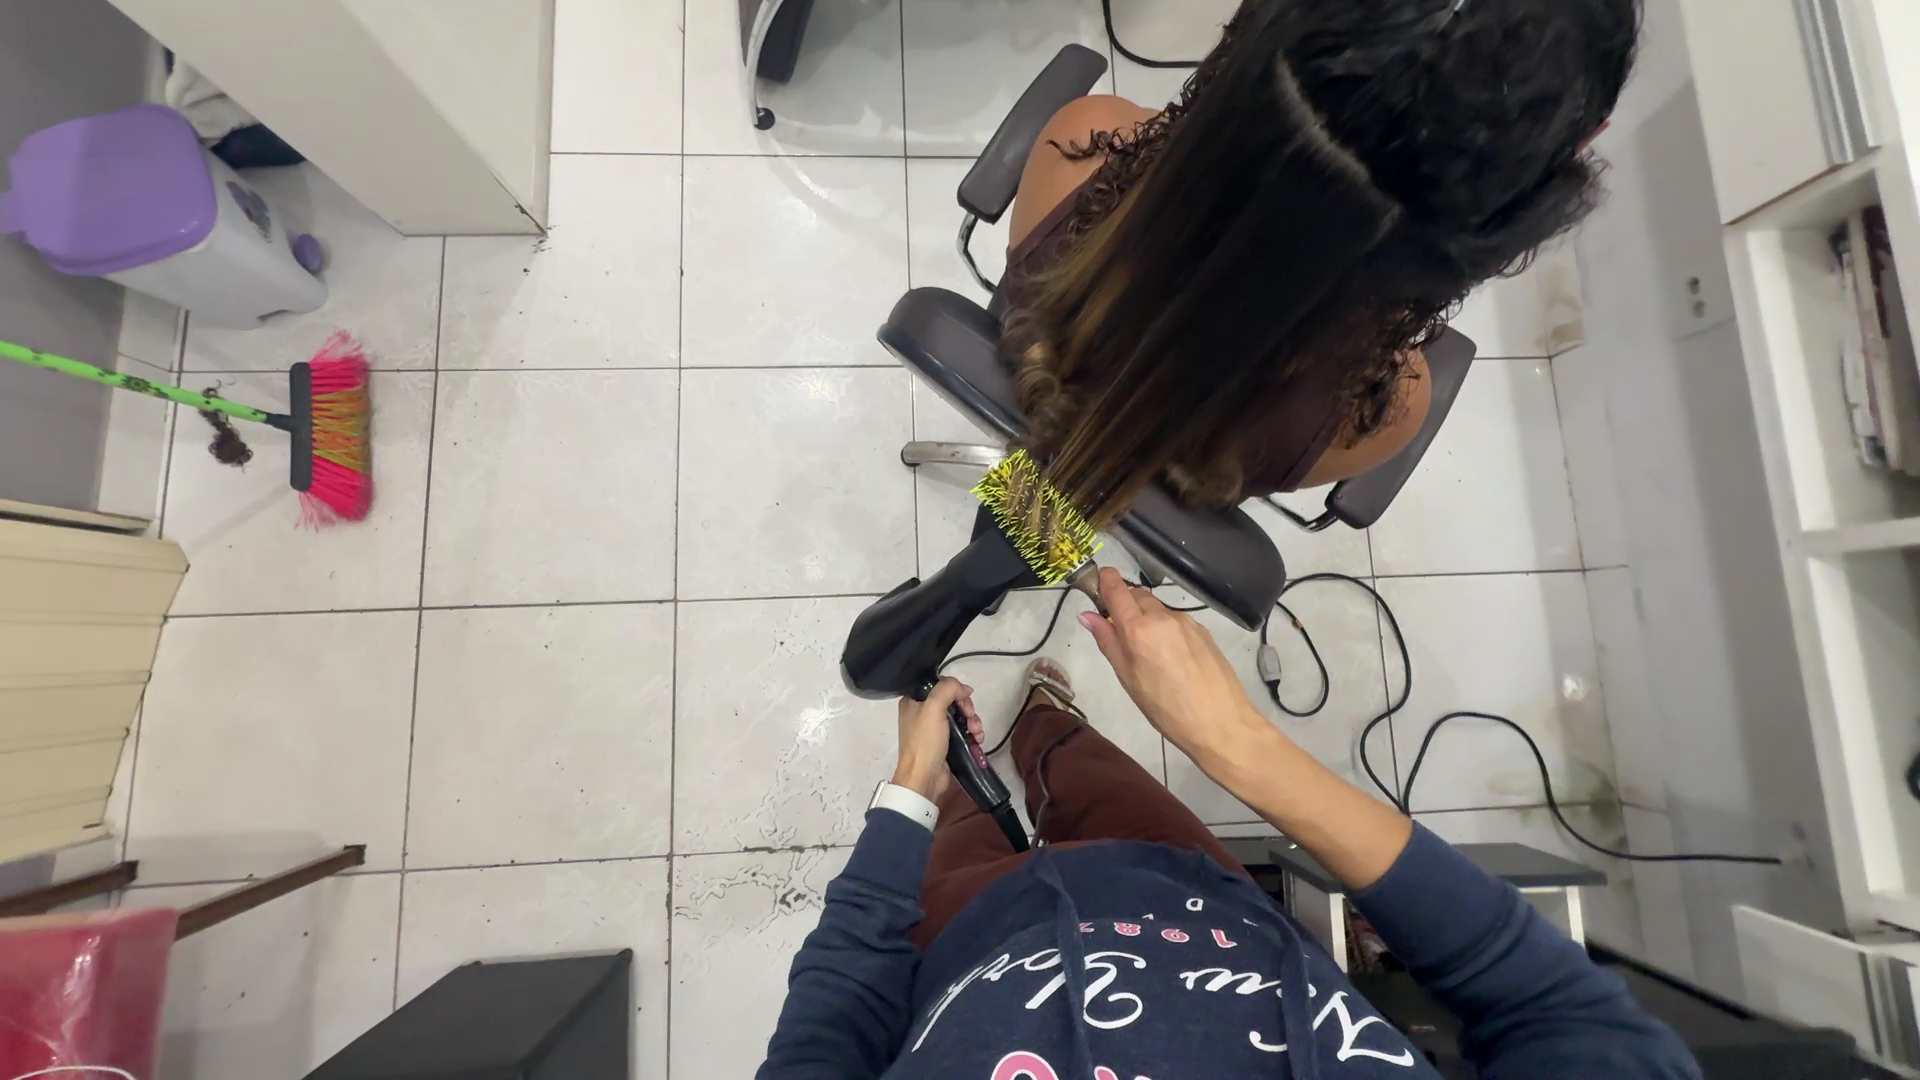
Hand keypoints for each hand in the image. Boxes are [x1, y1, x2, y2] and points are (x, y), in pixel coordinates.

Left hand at [894, 677, 982, 799]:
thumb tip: (965, 688)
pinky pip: (962, 731)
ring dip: (972, 722)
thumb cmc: (925, 741)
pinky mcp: (945, 743)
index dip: (955, 689)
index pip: (938, 684)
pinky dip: (972, 733)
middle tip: (971, 717)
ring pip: (960, 716)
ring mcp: (934, 729)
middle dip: (966, 708)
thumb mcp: (934, 708)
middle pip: (952, 700)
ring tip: (977, 733)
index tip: (965, 698)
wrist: (924, 778)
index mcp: (914, 701)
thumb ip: (948, 689)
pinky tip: (978, 739)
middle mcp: (922, 712)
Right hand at [1078, 567, 1276, 769]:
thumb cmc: (1165, 709)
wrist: (1222, 723)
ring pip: (1158, 608)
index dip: (1104, 580)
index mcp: (1139, 629)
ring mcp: (1187, 622)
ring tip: (1148, 653)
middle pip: (1137, 595)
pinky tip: (1171, 657)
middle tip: (1120, 631)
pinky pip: (1176, 621)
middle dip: (1124, 604)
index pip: (1116, 588)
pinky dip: (1166, 629)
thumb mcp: (1128, 678)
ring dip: (1146, 618)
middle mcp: (1163, 616)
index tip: (1097, 583)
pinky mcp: (1203, 631)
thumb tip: (1087, 615)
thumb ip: (1108, 642)